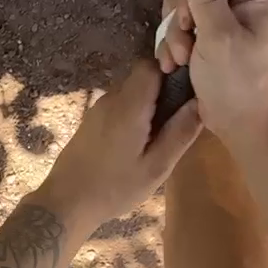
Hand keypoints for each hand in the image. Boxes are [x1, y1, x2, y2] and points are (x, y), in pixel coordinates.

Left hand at [35, 59, 203, 230]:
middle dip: (163, 92)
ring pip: (130, 92)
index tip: (187, 94)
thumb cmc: (114, 188)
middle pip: (142, 77)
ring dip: (148, 106)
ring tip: (158, 138)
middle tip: (177, 122)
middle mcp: (111, 99)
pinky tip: (137, 144)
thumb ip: (179, 133)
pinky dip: (133, 115)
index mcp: (129, 106)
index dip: (172, 72)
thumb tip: (201, 102)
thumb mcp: (156, 167)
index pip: (151, 65)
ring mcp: (98, 109)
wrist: (66, 202)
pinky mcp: (91, 121)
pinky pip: (119, 106)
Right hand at [173, 0, 267, 147]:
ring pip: (193, 1)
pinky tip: (176, 62)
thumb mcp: (218, 37)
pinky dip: (179, 42)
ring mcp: (231, 22)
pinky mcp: (215, 40)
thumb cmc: (239, 85)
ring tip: (179, 55)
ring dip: (178, 27)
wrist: (245, 130)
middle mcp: (248, 4)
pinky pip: (190, 26)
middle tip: (185, 25)